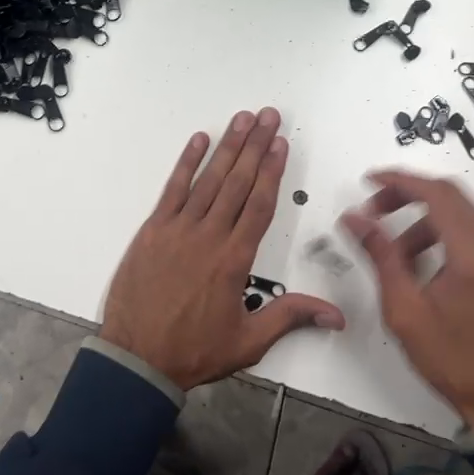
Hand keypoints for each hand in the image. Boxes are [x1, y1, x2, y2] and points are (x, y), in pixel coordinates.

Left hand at [101, 108, 345, 389]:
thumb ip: (290, 318)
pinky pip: (172, 189)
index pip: (259, 205)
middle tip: (267, 116)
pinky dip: (185, 163)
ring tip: (241, 120)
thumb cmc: (192, 351)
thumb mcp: (248, 341)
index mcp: (233, 260)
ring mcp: (178, 229)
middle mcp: (208, 236)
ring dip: (226, 147)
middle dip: (254, 146)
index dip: (272, 171)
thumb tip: (336, 315)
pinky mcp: (153, 230)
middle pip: (237, 182)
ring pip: (208, 180)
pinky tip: (198, 140)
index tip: (280, 144)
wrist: (137, 358)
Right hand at [340, 171, 473, 428]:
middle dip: (410, 196)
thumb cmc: (455, 363)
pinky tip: (428, 267)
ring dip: (428, 221)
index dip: (399, 181)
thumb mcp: (405, 311)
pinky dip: (449, 238)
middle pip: (453, 198)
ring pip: (467, 219)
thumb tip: (354, 218)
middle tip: (376, 212)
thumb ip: (380, 256)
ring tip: (398, 253)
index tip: (369, 182)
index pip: (437, 194)